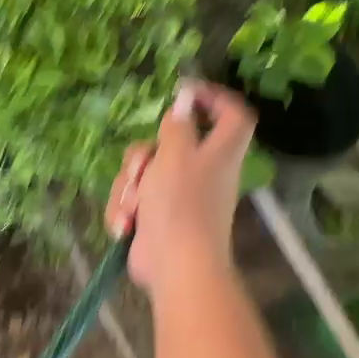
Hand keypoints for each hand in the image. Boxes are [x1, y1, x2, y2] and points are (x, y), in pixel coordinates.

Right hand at [105, 80, 256, 294]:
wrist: (175, 264)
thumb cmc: (181, 204)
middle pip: (170, 145)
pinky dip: (125, 211)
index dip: (214, 99)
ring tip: (132, 208)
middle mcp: (202, 171)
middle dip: (143, 155)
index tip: (184, 93)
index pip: (232, 115)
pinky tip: (125, 225)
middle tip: (140, 169)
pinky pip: (133, 200)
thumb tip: (184, 103)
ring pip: (143, 173)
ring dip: (129, 188)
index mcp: (219, 152)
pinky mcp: (156, 217)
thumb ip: (178, 126)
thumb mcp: (176, 155)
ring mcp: (178, 196)